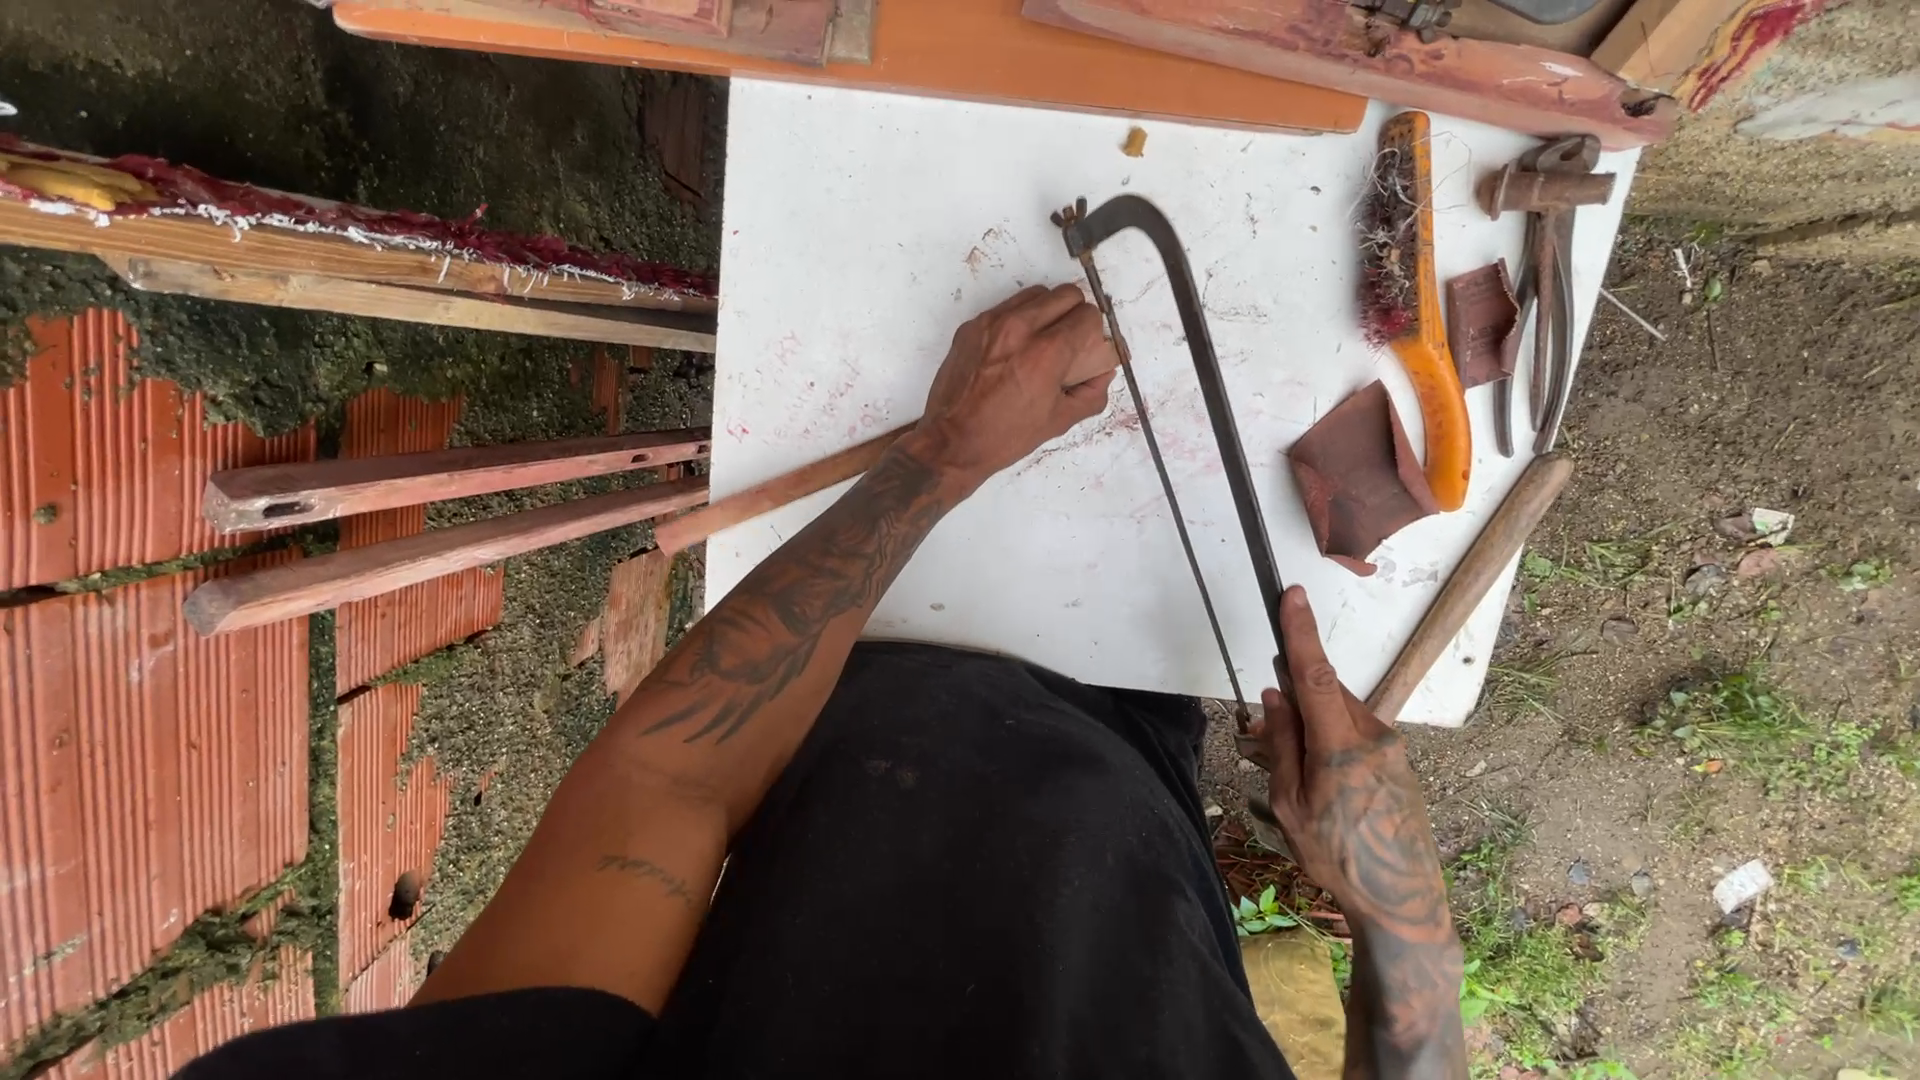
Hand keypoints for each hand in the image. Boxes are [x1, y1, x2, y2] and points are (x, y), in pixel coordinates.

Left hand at [900, 283, 1117, 487]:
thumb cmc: (1004, 437)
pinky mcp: (971, 326)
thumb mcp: (1058, 421)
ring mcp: (991, 324)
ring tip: (1045, 338)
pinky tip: (1017, 346)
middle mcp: (1019, 329)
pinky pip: (1007, 307)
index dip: (1094, 331)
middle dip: (1076, 314)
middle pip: (1067, 295)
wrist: (952, 442)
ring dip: (1049, 310)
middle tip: (1072, 339)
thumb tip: (1103, 372)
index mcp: (1046, 353)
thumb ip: (1091, 393)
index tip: (1089, 345)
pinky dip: (1020, 319)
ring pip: (1036, 294)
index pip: (1088, 316)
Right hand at [1238, 587, 1451, 939]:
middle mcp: (1373, 737)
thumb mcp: (1290, 804)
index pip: (1315, 675)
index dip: (1300, 632)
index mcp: (1342, 745)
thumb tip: (1274, 696)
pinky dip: (1328, 737)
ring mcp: (1392, 750)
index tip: (1291, 595)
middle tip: (1261, 733)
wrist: (1402, 901)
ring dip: (1308, 723)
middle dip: (1290, 699)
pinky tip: (1317, 776)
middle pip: (1323, 693)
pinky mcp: (1398, 763)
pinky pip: (1354, 732)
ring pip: (1337, 713)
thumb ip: (1282, 744)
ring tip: (1289, 767)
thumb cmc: (1336, 857)